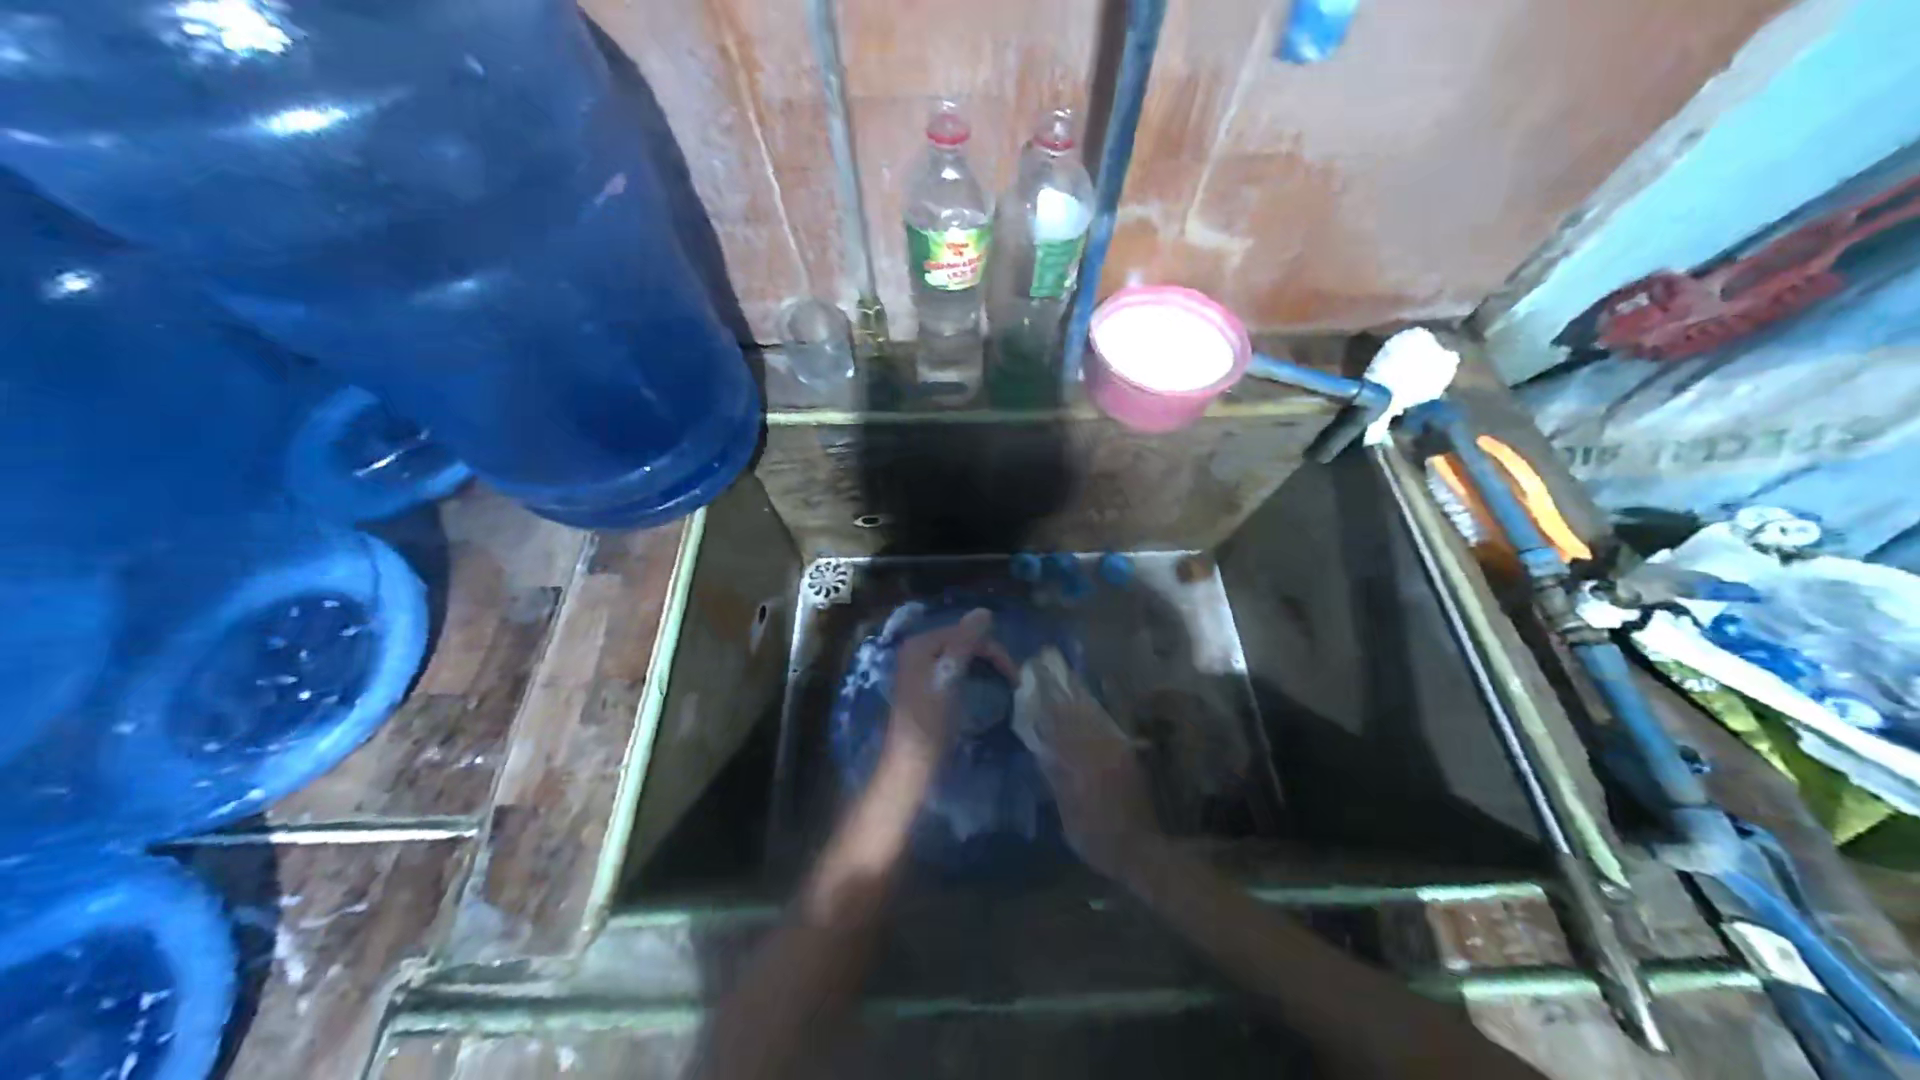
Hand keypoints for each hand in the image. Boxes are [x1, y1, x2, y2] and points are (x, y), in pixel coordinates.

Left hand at [887, 608, 1016, 767]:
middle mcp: (918, 652)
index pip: (966, 633)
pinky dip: (973, 676)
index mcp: (919, 645)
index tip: (1016, 677)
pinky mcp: (927, 688)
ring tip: (1004, 685)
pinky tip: (985, 688)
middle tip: (1013, 682)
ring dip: (985, 667)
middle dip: (990, 657)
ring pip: (961, 657)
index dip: (993, 651)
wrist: (911, 767)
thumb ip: (964, 643)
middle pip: (963, 642)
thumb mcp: (948, 680)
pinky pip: (955, 671)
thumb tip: (984, 611)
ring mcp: (920, 670)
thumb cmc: (929, 723)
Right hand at [1015, 651, 1163, 880]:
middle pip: (1075, 710)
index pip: (1056, 721)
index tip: (1032, 676)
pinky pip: (1105, 724)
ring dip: (1076, 693)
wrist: (1144, 850)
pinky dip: (1093, 709)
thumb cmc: (1099, 839)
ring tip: (1062, 674)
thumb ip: (1056, 779)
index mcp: (1080, 762)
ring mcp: (1116, 749)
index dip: (1044, 698)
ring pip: (1092, 713)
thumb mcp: (1068, 814)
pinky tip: (1086, 702)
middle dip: (1059, 687)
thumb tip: (1042, 748)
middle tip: (1045, 663)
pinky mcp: (1127, 754)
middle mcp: (1099, 748)